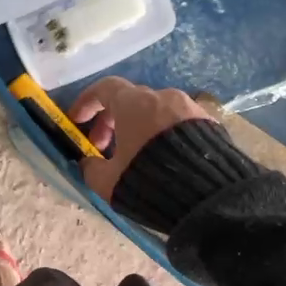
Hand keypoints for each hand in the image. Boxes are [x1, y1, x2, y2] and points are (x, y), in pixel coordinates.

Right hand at [69, 77, 213, 200]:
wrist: (208, 195)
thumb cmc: (149, 180)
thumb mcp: (108, 182)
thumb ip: (91, 169)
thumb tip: (88, 163)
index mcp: (134, 104)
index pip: (104, 89)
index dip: (86, 103)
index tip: (77, 121)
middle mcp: (162, 97)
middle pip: (129, 99)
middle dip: (111, 121)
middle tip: (102, 147)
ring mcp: (189, 107)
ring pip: (155, 110)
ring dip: (138, 127)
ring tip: (133, 155)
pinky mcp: (209, 123)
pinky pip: (177, 122)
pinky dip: (161, 133)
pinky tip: (161, 158)